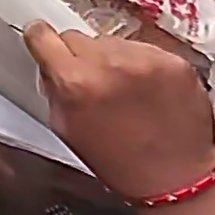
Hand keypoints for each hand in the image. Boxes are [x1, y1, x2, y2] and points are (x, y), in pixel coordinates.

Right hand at [21, 22, 214, 200]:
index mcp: (75, 81)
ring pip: (110, 41)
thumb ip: (54, 89)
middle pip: (76, 37)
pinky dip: (139, 63)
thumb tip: (50, 63)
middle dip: (77, 56)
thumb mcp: (65, 127)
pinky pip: (142, 49)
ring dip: (110, 59)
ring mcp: (145, 59)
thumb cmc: (116, 159)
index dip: (40, 39)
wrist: (175, 177)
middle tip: (88, 81)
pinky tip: (145, 89)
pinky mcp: (174, 61)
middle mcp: (109, 63)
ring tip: (122, 89)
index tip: (42, 40)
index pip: (44, 36)